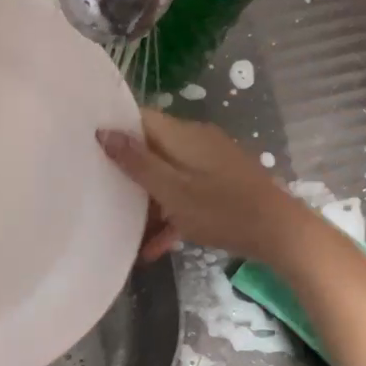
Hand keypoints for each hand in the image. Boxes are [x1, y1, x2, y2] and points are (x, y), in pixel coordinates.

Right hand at [98, 109, 303, 261]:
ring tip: (124, 228)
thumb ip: (138, 162)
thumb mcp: (172, 190)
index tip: (89, 149)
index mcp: (183, 135)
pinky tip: (155, 247)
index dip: (115, 129)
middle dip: (128, 170)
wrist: (277, 232)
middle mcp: (197, 141)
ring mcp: (210, 163)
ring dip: (147, 200)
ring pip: (168, 174)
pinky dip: (170, 214)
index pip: (140, 118)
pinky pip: (185, 193)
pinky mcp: (220, 184)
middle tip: (99, 191)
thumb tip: (104, 132)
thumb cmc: (220, 210)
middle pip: (152, 148)